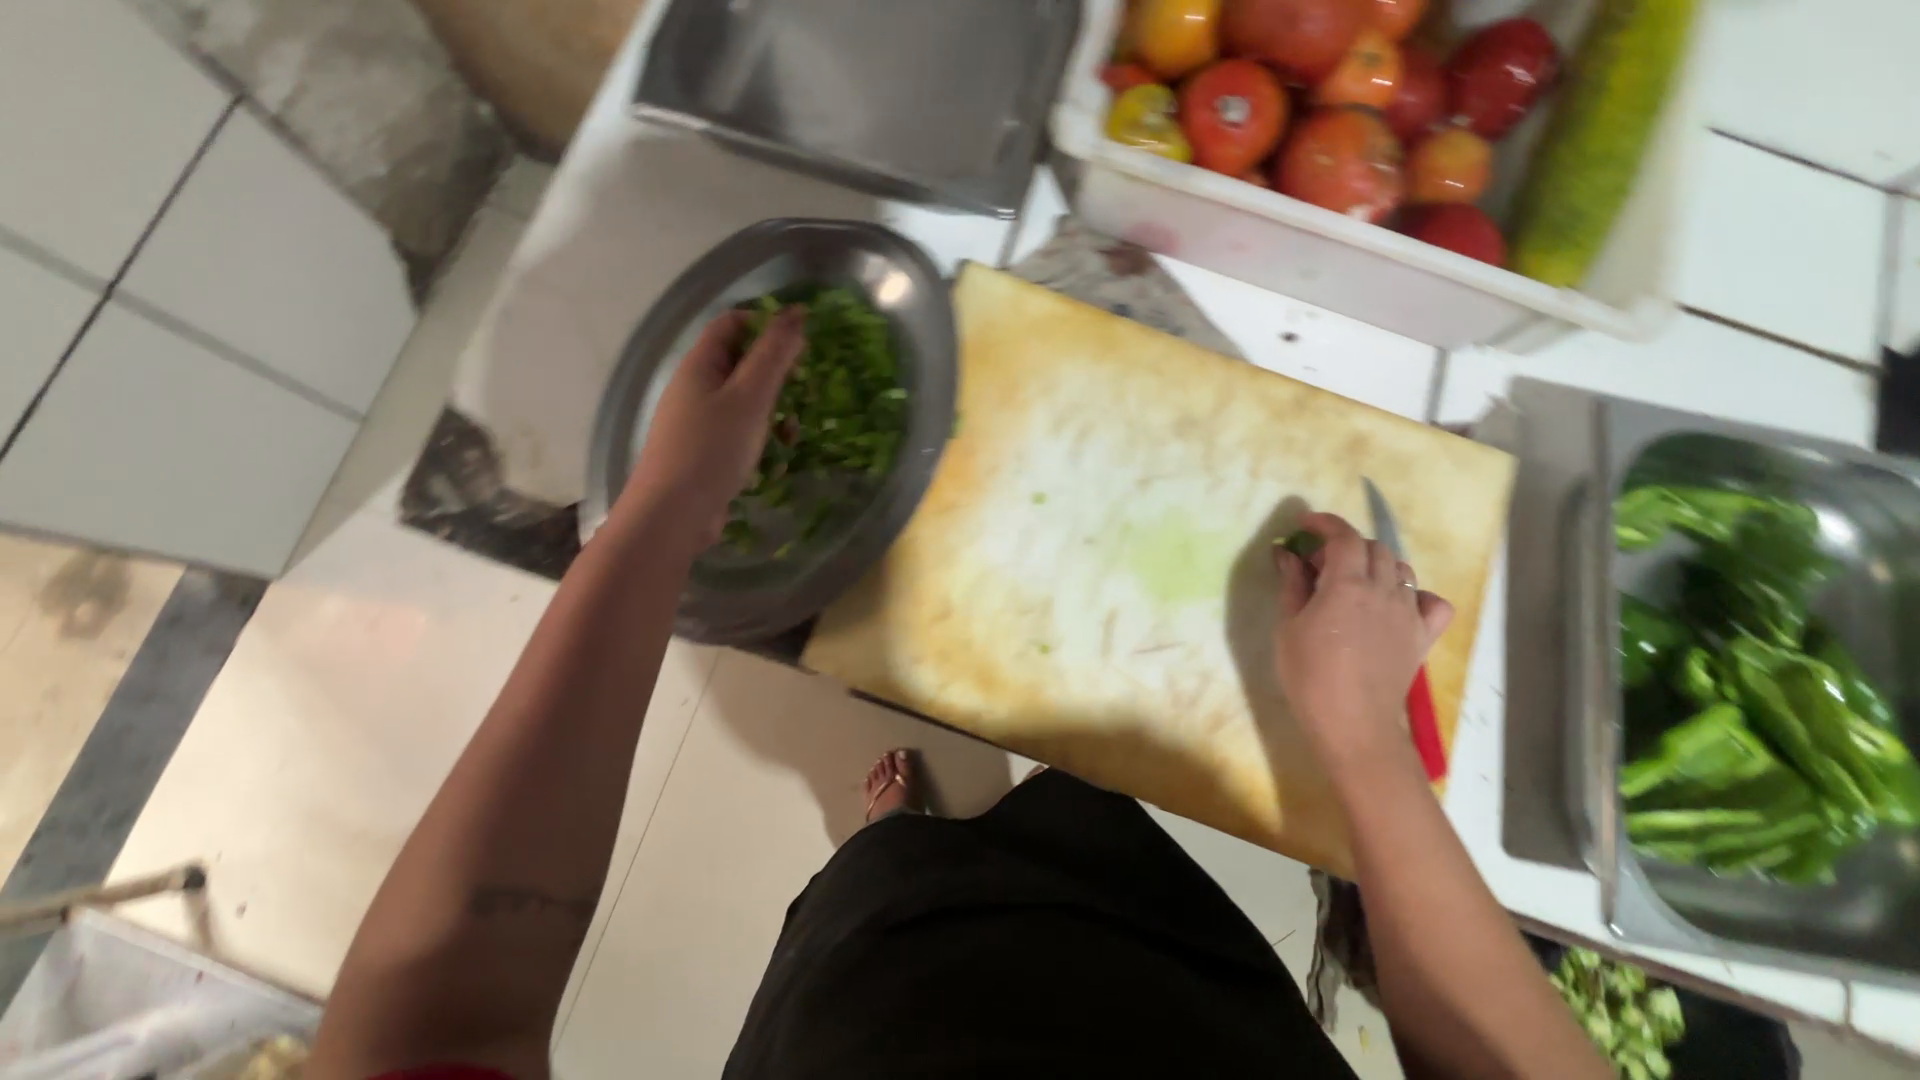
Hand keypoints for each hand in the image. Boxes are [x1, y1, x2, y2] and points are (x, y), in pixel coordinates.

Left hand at [622, 307, 805, 545]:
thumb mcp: (750, 397)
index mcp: (699, 365)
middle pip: (739, 362)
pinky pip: (738, 432)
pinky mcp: (704, 452)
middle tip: (805, 387)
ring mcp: (697, 422)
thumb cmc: (712, 449)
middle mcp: (694, 388)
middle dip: (776, 372)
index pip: (732, 323)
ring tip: (793, 430)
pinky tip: (777, 456)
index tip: (802, 341)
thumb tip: (796, 313)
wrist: (673, 514)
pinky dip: (760, 436)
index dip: (766, 323)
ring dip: (773, 409)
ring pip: (743, 401)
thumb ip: (774, 355)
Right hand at [1272, 512, 1453, 770]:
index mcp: (1346, 585)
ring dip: (1376, 565)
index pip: (1344, 537)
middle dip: (1346, 546)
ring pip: (1401, 569)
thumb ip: (1292, 585)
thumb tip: (1288, 554)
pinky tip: (1397, 605)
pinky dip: (1416, 595)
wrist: (1352, 722)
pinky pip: (1432, 602)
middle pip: (1374, 548)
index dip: (1325, 523)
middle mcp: (1384, 590)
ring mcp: (1408, 612)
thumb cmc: (1309, 675)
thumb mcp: (1288, 627)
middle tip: (1320, 564)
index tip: (1306, 524)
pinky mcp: (1422, 636)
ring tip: (1353, 583)